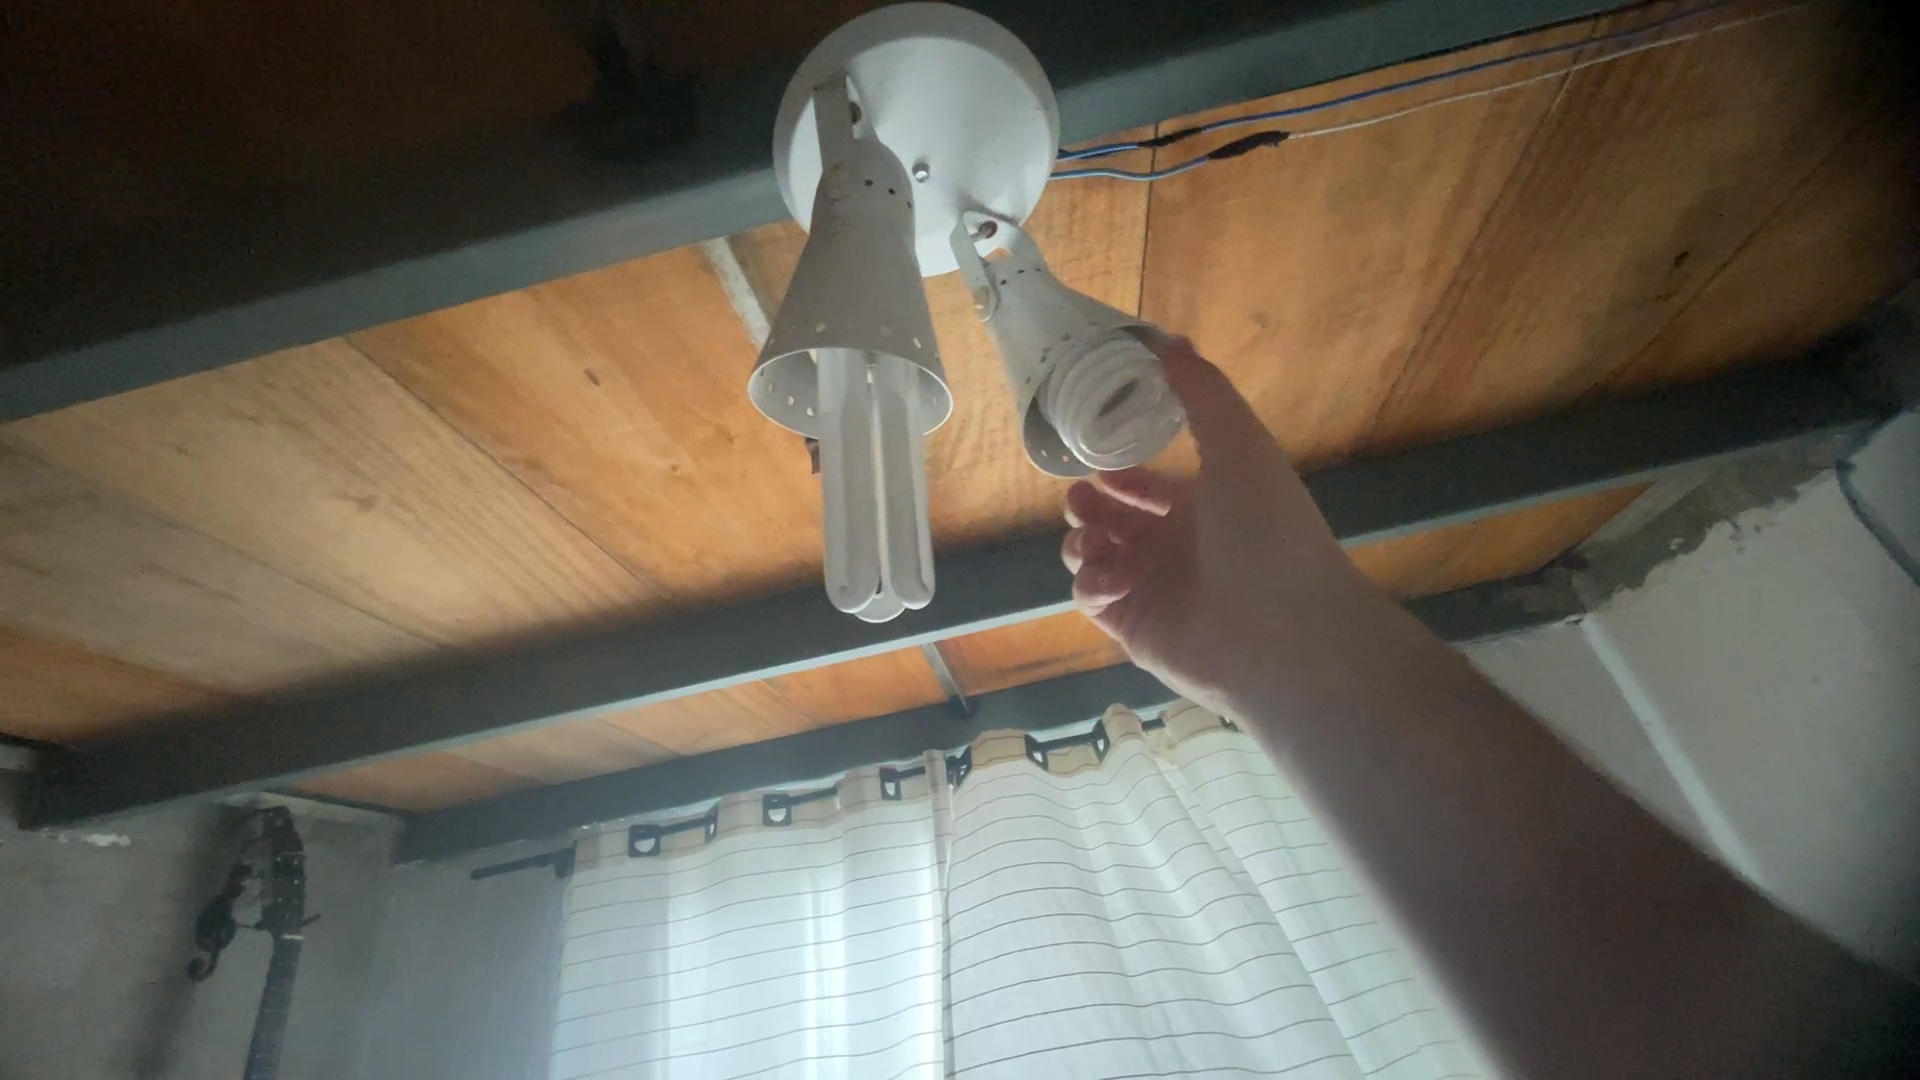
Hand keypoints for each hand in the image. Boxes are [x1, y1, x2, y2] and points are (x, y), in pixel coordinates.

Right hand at [1061, 338, 1380, 712]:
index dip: (1116, 477)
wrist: (1286, 628)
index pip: (1142, 489)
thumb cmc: (1266, 531)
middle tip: (1081, 501)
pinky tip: (1115, 578)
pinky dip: (1092, 583)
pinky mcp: (1131, 626)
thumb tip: (1167, 341)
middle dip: (1086, 507)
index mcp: (1197, 507)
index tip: (1096, 466)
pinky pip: (1091, 597)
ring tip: (1094, 539)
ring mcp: (1148, 590)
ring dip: (1082, 542)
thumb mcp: (1238, 445)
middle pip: (1108, 522)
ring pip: (1090, 558)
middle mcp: (1170, 548)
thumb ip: (1202, 392)